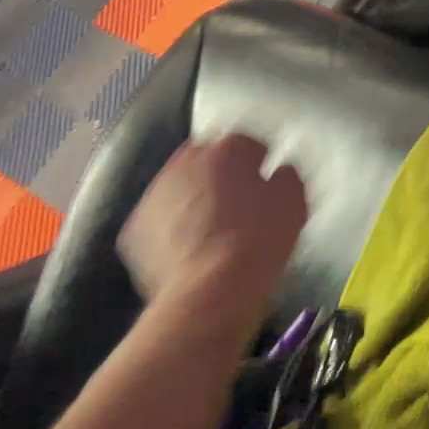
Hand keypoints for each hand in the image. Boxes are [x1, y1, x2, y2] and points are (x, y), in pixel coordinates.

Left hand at [117, 135, 307, 321]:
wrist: (212, 288)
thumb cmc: (261, 237)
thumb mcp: (294, 199)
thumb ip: (286, 176)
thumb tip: (278, 173)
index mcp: (227, 151)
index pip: (245, 141)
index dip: (259, 158)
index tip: (267, 175)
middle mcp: (184, 165)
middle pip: (202, 155)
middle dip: (219, 168)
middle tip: (239, 191)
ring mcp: (153, 196)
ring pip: (177, 184)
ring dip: (194, 193)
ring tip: (214, 219)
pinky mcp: (134, 230)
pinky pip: (160, 215)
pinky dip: (174, 221)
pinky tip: (193, 242)